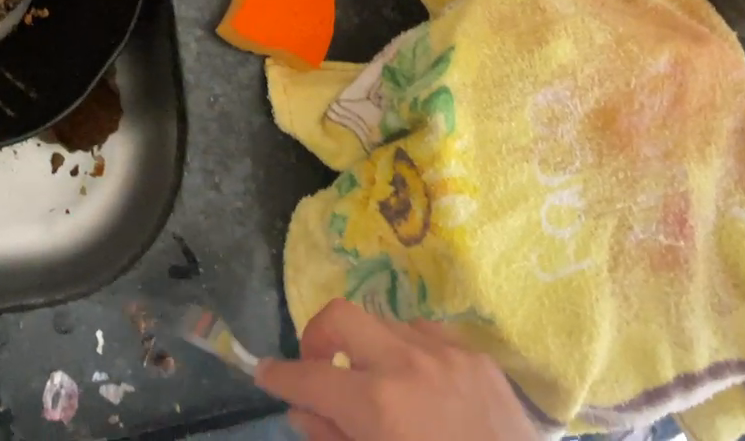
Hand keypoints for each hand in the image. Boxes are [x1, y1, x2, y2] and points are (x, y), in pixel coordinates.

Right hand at [255, 299, 533, 440]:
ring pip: (386, 323)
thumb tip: (303, 411)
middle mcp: (407, 363)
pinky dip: (411, 351)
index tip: (265, 374)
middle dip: (319, 337)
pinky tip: (421, 385)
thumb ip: (334, 439)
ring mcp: (448, 354)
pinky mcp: (479, 358)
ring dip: (370, 348)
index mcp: (378, 404)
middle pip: (341, 315)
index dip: (280, 375)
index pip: (309, 376)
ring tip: (378, 384)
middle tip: (319, 367)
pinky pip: (428, 335)